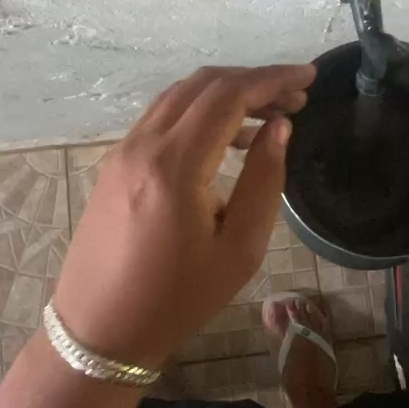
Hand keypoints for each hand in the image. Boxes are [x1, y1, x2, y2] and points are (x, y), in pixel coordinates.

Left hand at [53, 64, 316, 368]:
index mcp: (175, 165)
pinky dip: (199, 111)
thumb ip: (264, 180)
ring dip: (225, 93)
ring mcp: (124, 150)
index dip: (272, 79)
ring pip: (179, 95)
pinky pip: (162, 117)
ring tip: (270, 114)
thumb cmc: (177, 300)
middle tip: (295, 95)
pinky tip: (229, 136)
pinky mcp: (116, 162)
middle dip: (253, 80)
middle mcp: (144, 144)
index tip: (309, 76)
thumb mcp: (238, 250)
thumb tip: (279, 127)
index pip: (229, 96)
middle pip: (203, 85)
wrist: (99, 331)